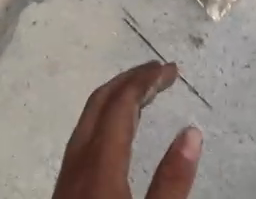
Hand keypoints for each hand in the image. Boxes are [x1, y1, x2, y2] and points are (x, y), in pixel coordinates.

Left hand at [52, 62, 202, 198]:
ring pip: (87, 121)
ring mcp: (66, 180)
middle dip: (129, 80)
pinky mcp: (64, 195)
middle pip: (98, 104)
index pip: (121, 105)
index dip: (146, 80)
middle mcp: (77, 164)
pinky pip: (83, 138)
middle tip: (160, 72)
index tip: (173, 70)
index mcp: (99, 166)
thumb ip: (172, 182)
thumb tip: (191, 132)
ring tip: (145, 95)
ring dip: (115, 99)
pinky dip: (105, 120)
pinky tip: (119, 135)